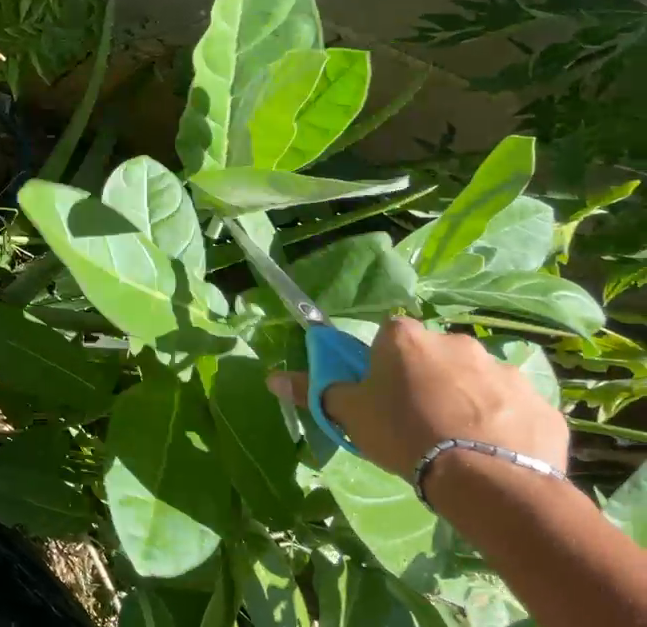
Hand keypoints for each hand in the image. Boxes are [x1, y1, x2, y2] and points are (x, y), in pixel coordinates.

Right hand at [266, 316, 567, 479]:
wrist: (488, 481)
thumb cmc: (404, 433)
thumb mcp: (347, 412)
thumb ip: (312, 390)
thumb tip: (271, 378)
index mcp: (406, 338)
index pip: (390, 335)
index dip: (385, 360)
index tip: (383, 386)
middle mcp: (458, 344)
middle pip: (437, 354)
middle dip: (430, 376)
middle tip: (419, 413)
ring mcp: (508, 374)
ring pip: (479, 381)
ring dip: (469, 398)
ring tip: (460, 437)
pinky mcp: (544, 408)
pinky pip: (516, 409)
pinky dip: (505, 423)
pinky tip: (493, 450)